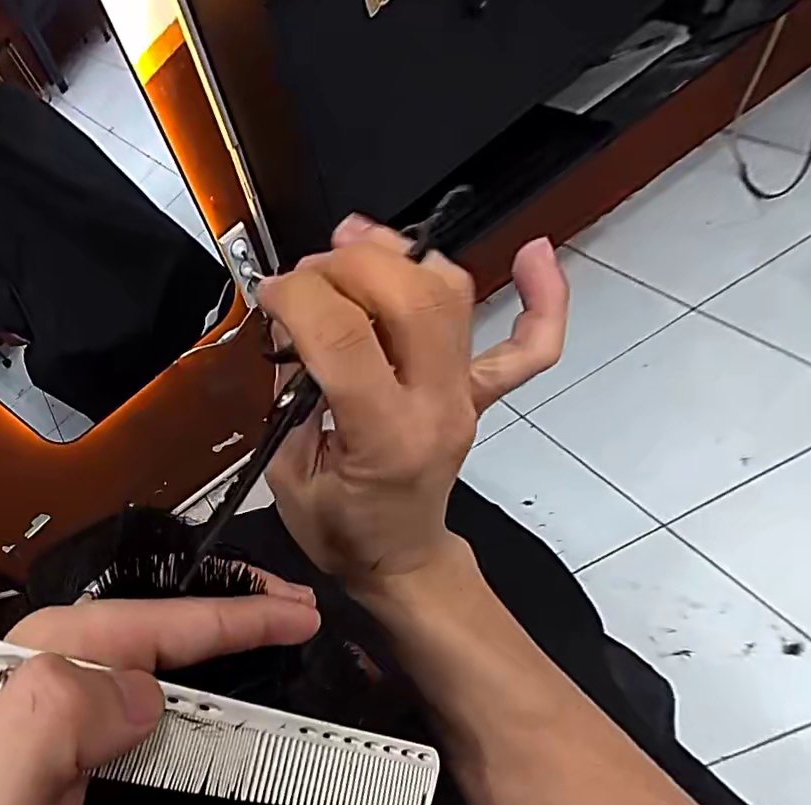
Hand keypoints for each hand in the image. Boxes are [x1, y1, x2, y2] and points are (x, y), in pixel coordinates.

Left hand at [0, 594, 320, 804]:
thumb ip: (47, 728)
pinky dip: (183, 693)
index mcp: (24, 676)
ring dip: (206, 644)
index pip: (137, 628)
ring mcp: (43, 718)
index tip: (296, 612)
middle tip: (296, 611)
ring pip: (139, 659)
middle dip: (220, 612)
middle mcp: (32, 679)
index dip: (221, 617)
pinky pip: (131, 706)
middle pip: (141, 626)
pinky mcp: (54, 756)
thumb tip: (142, 687)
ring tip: (269, 639)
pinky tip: (209, 699)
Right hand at [260, 217, 563, 585]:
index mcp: (381, 438)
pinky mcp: (477, 396)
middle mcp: (436, 406)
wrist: (396, 560)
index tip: (268, 292)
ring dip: (403, 254)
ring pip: (453, 298)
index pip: (345, 339)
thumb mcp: (286, 477)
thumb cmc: (338, 533)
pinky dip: (542, 294)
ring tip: (355, 239)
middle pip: (411, 300)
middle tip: (307, 269)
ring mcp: (465, 397)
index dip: (301, 299)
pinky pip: (530, 345)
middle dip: (350, 265)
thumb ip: (287, 406)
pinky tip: (533, 253)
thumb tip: (288, 341)